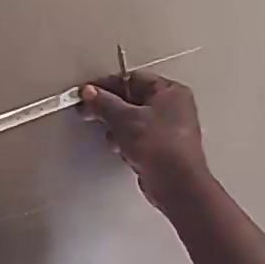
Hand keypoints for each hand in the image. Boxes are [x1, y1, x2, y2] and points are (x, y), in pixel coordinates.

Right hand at [79, 70, 210, 209]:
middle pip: (132, 100)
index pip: (132, 79)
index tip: (89, 92)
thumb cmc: (164, 148)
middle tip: (92, 111)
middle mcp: (173, 108)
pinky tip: (123, 150)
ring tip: (113, 136)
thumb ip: (104, 103)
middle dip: (110, 109)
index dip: (107, 85)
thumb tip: (91, 94)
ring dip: (118, 129)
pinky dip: (127, 143)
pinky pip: (137, 140)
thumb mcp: (125, 118)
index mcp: (170, 92)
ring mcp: (168, 130)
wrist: (176, 184)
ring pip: (133, 122)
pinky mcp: (161, 150)